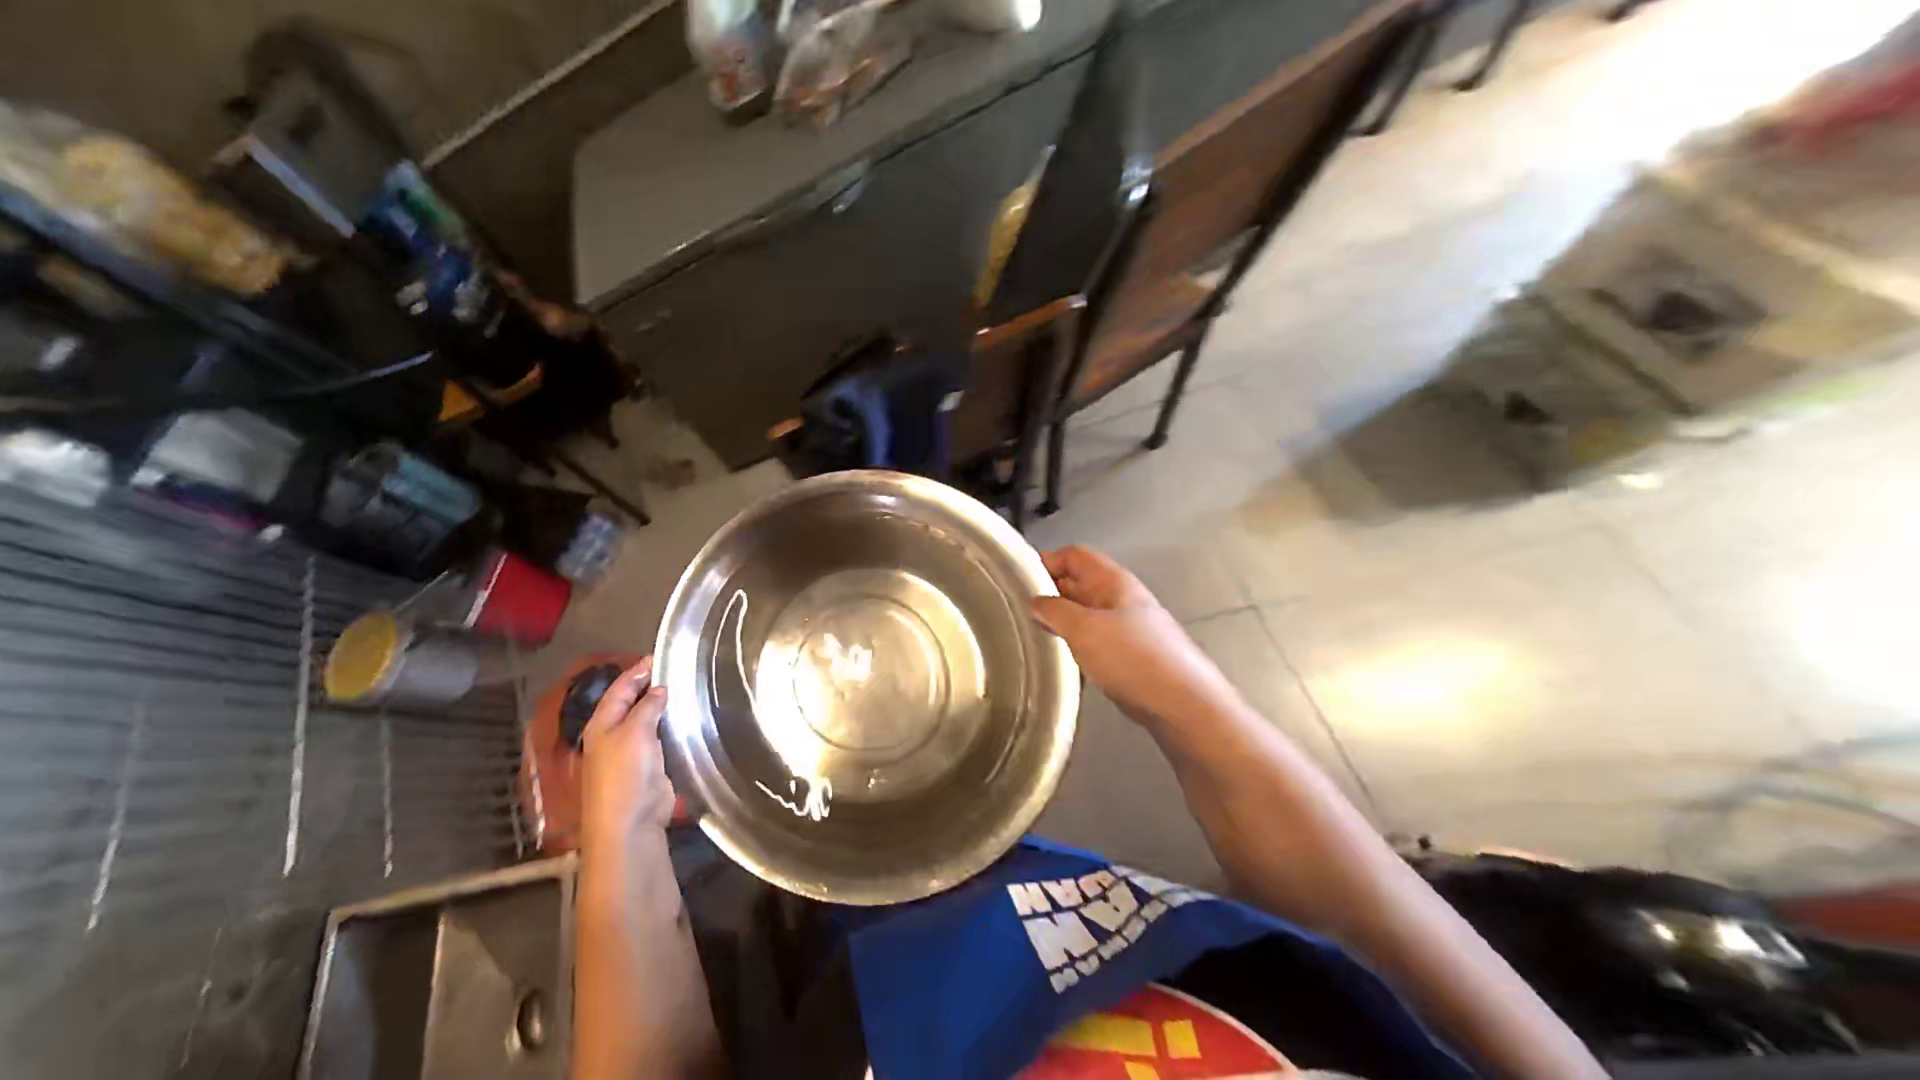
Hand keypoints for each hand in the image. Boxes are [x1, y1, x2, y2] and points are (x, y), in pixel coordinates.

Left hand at [580, 657, 674, 842]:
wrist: (631, 820)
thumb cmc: (626, 772)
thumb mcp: (635, 731)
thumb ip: (647, 706)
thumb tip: (659, 689)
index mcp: (602, 723)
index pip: (619, 689)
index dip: (637, 671)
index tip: (658, 656)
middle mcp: (613, 735)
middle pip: (631, 703)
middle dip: (649, 686)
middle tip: (674, 668)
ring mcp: (631, 751)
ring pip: (647, 720)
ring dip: (661, 706)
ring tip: (684, 688)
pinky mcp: (649, 766)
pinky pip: (660, 737)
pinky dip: (670, 725)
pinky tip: (685, 717)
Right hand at [1030, 546, 1238, 729]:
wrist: (1182, 703)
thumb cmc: (1132, 657)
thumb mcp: (1084, 629)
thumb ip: (1055, 611)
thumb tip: (1035, 602)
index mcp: (1113, 582)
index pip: (1074, 556)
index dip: (1047, 561)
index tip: (1019, 580)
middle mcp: (1121, 599)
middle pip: (1079, 583)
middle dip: (1050, 592)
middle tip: (1019, 610)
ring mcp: (1127, 628)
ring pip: (1086, 614)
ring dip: (1062, 621)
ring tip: (1035, 635)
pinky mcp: (1130, 656)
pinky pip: (1095, 639)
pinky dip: (1076, 643)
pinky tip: (1063, 659)